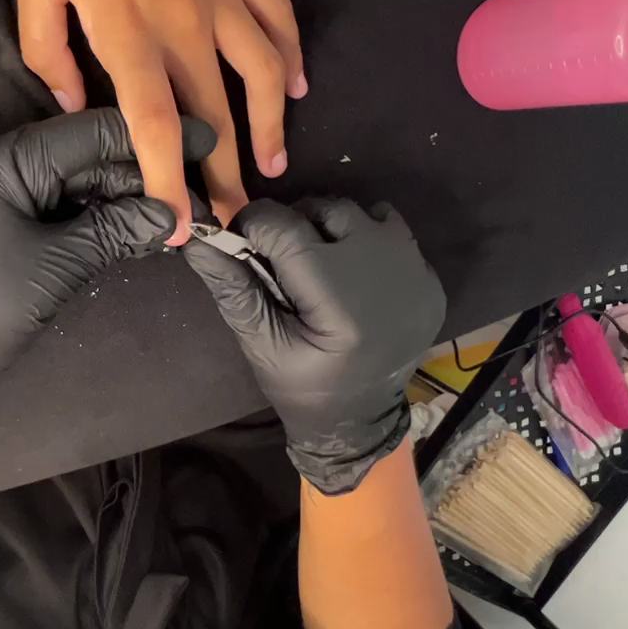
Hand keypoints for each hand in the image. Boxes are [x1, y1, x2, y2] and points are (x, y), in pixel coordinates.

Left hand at [0, 108, 213, 454]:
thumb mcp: (53, 268)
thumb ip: (114, 232)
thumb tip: (172, 214)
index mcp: (2, 161)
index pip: (88, 133)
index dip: (150, 137)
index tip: (208, 139)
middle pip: (83, 158)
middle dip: (141, 175)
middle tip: (201, 192)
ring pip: (73, 188)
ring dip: (122, 202)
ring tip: (179, 214)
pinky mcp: (0, 232)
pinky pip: (56, 214)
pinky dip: (95, 223)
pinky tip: (136, 231)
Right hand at [184, 199, 446, 494]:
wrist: (360, 419)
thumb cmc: (301, 387)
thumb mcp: (260, 344)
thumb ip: (232, 288)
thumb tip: (197, 239)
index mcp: (338, 304)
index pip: (284, 228)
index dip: (252, 225)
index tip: (241, 241)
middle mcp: (384, 277)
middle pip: (325, 210)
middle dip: (292, 224)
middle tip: (279, 259)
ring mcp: (415, 275)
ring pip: (360, 212)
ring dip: (329, 227)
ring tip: (315, 263)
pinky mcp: (430, 278)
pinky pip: (390, 230)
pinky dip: (364, 239)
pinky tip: (351, 274)